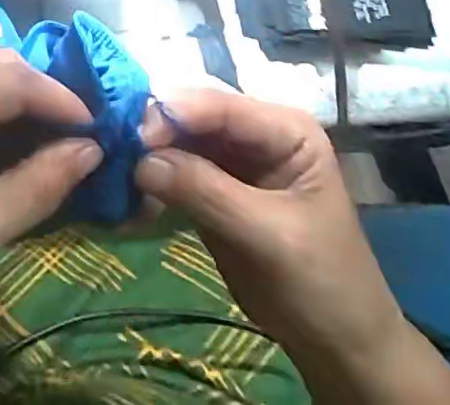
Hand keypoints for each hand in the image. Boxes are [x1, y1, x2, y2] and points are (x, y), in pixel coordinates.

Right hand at [137, 90, 402, 356]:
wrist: (338, 343)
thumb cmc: (322, 283)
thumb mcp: (268, 237)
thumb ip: (207, 193)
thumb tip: (141, 162)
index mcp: (285, 128)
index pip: (220, 105)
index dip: (174, 113)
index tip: (132, 135)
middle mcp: (255, 130)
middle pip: (193, 113)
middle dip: (154, 127)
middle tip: (113, 147)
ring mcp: (232, 156)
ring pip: (177, 136)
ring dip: (146, 150)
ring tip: (112, 164)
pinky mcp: (212, 183)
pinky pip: (173, 165)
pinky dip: (150, 174)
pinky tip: (125, 185)